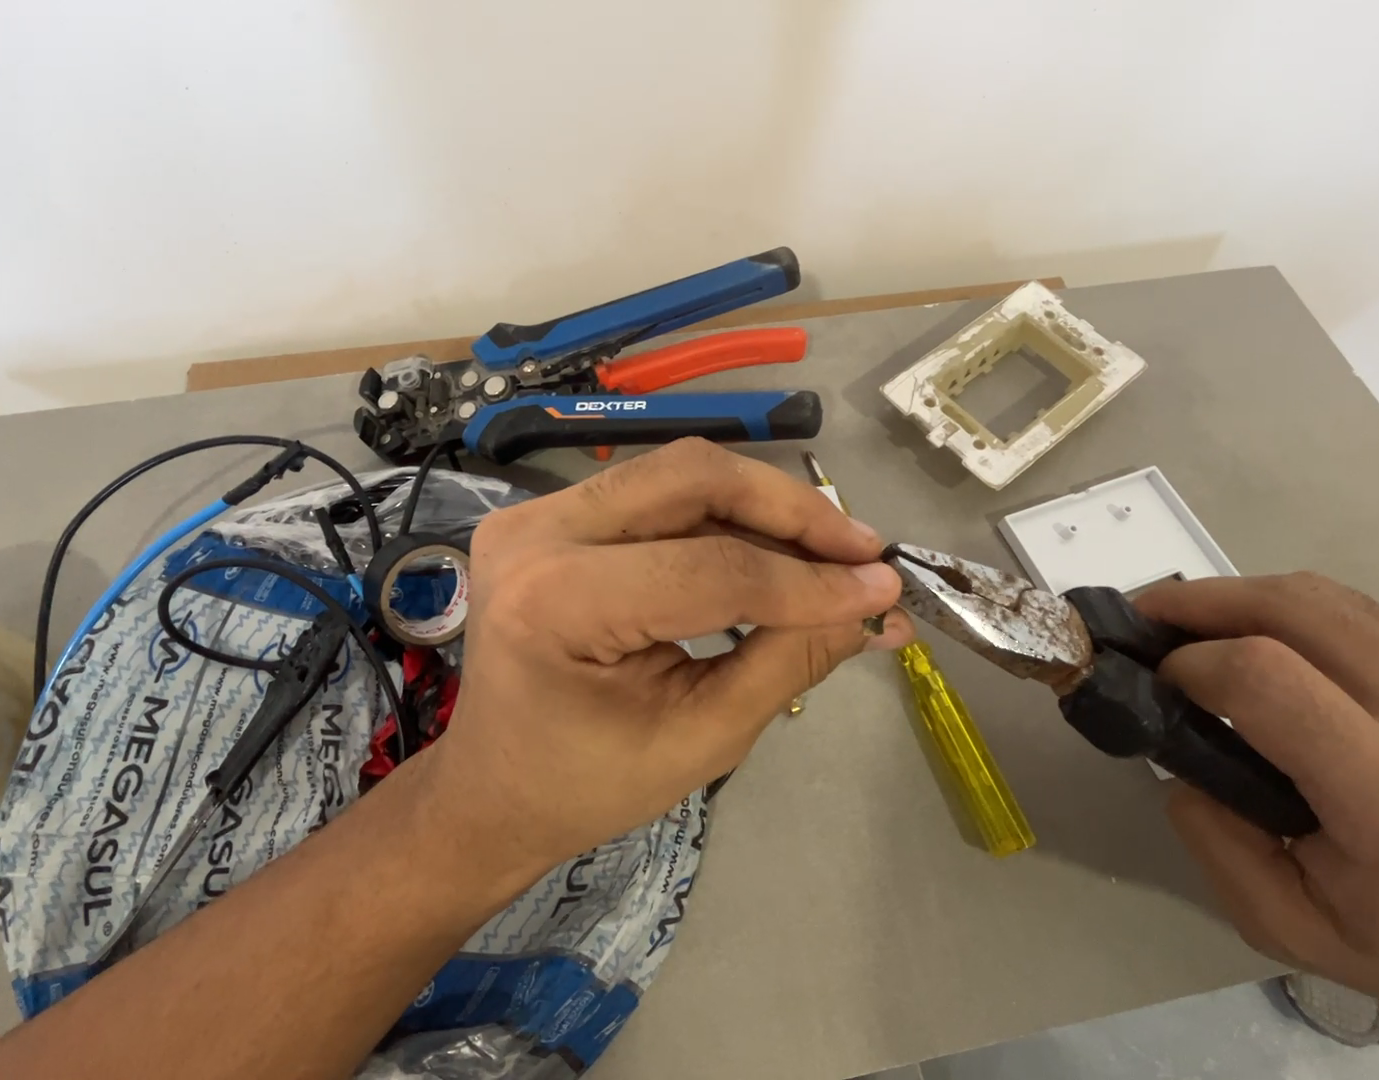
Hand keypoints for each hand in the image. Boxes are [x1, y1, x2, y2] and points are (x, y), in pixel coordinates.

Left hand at [418, 439, 913, 882]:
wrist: (493, 788)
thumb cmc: (586, 785)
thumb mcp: (700, 738)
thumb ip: (788, 662)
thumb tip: (876, 609)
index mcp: (556, 602)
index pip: (710, 568)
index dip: (808, 580)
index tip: (885, 589)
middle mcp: (536, 534)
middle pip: (693, 477)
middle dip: (791, 510)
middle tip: (862, 550)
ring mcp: (533, 515)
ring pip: (678, 474)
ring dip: (763, 507)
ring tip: (831, 551)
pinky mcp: (547, 515)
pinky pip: (655, 494)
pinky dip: (722, 516)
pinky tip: (771, 550)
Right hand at [1139, 573, 1378, 1077]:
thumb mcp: (1304, 933)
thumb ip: (1218, 847)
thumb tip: (1180, 770)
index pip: (1263, 677)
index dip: (1188, 663)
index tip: (1155, 684)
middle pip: (1295, 606)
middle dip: (1200, 600)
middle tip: (1145, 616)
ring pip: (1331, 598)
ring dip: (1242, 595)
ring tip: (1190, 619)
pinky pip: (1364, 621)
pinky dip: (1290, 614)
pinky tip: (1262, 643)